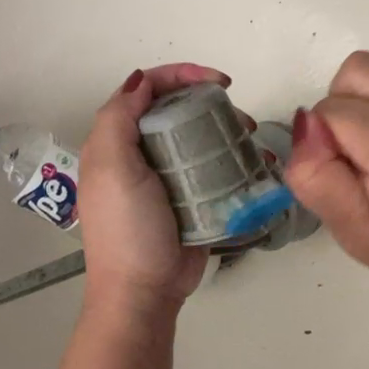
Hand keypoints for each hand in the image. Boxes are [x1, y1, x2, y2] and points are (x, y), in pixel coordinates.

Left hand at [78, 64, 230, 313]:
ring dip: (227, 134)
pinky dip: (236, 164)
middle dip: (211, 105)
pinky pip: (214, 172)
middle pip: (177, 111)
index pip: (146, 90)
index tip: (218, 82)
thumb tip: (140, 80)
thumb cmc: (126, 228)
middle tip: (240, 118)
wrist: (142, 293)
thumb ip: (118, 118)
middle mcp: (139, 155)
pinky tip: (257, 166)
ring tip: (251, 142)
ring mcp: (167, 179)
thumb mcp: (111, 167)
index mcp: (115, 142)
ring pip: (199, 140)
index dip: (180, 75)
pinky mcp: (191, 201)